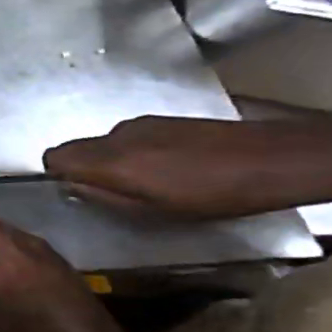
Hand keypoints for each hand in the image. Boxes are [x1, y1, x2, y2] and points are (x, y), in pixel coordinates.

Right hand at [43, 115, 305, 218]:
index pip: (56, 157)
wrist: (275, 159)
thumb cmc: (216, 196)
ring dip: (108, 161)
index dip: (56, 175)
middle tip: (108, 192)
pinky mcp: (160, 120)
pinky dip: (130, 152)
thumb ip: (106, 197)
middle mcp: (116, 135)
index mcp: (112, 160)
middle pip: (75, 147)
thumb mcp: (156, 211)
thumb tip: (74, 187)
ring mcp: (139, 124)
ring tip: (143, 183)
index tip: (74, 192)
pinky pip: (125, 137)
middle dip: (80, 167)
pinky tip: (165, 168)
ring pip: (101, 142)